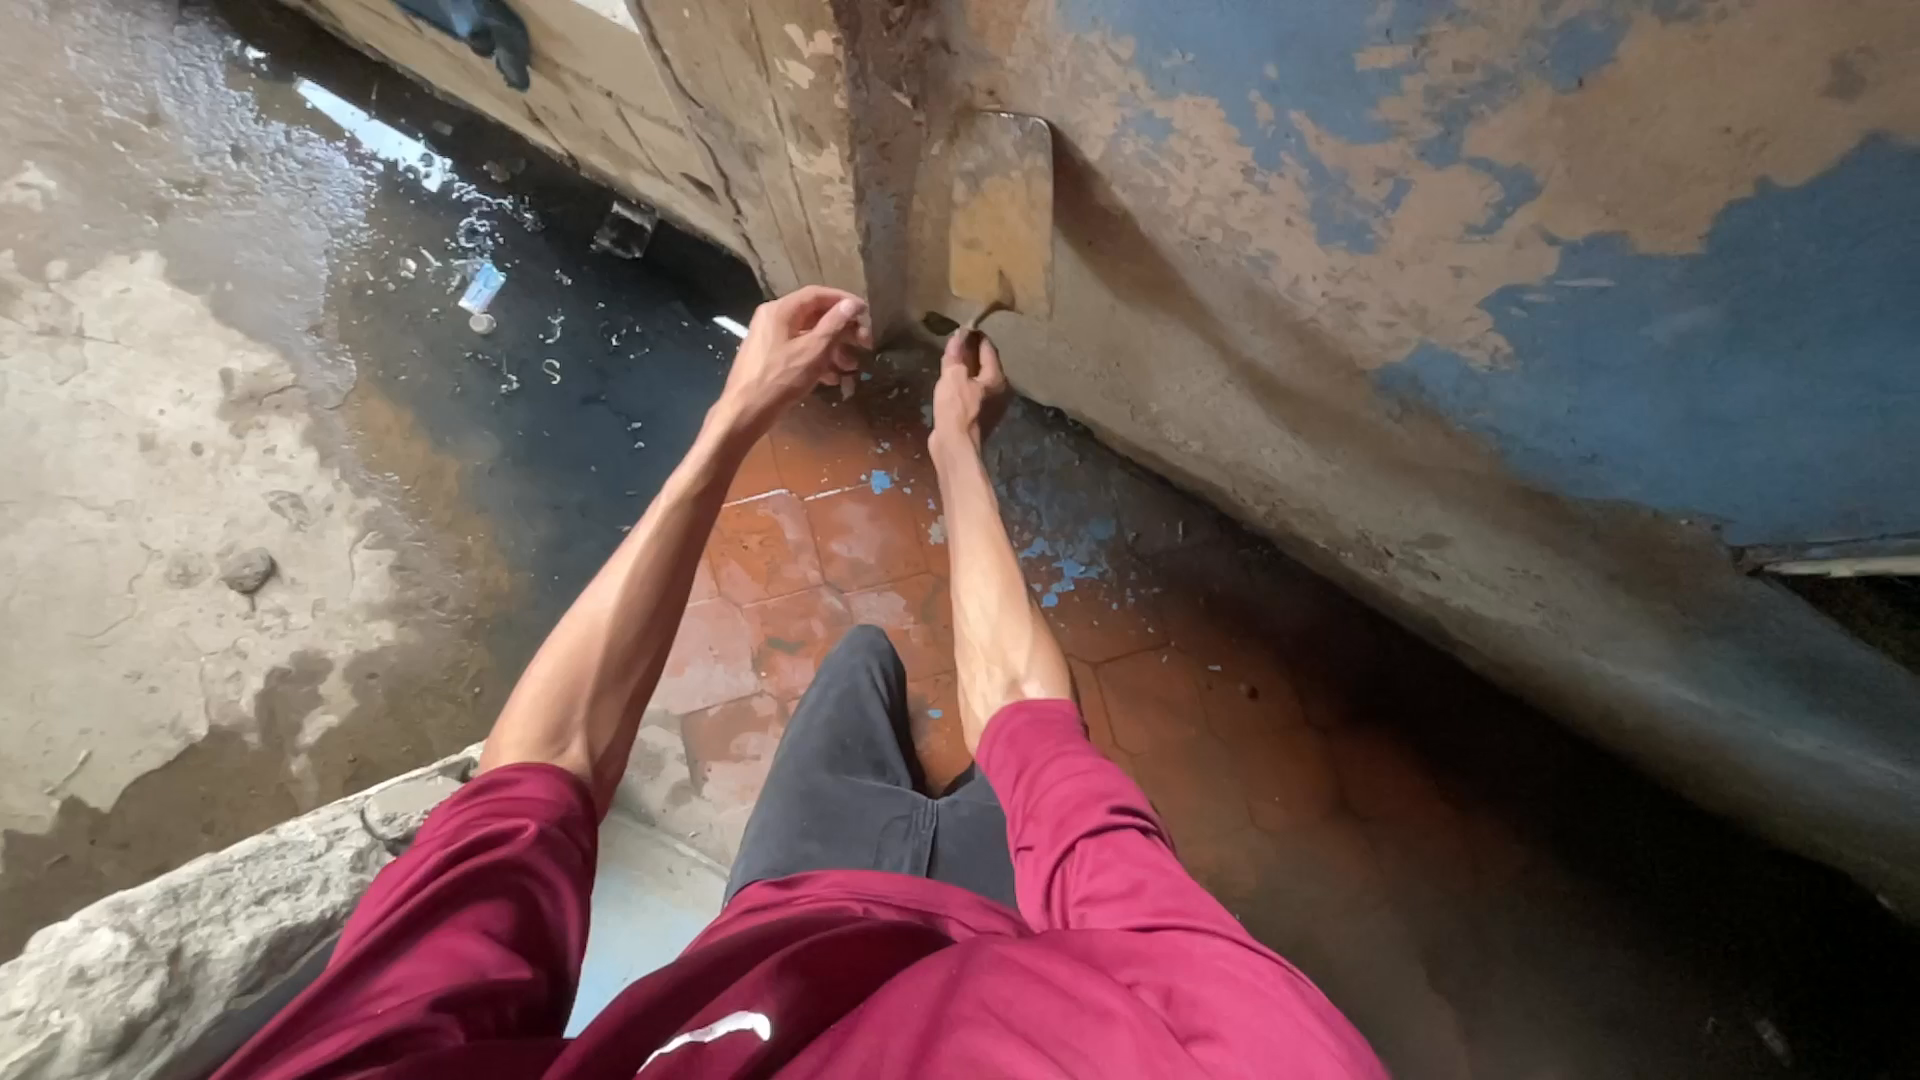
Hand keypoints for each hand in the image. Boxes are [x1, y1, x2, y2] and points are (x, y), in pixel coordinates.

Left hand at [714, 286, 871, 436]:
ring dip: (833, 349)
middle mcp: (774, 319)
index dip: (844, 301)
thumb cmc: (781, 378)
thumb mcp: (814, 350)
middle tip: (865, 344)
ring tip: (851, 366)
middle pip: (814, 316)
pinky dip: (818, 360)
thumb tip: (851, 304)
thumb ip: (834, 325)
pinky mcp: (771, 358)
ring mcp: (771, 339)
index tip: (865, 313)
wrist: (746, 410)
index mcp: (781, 310)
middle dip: (842, 330)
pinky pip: (799, 351)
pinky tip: (833, 378)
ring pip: (809, 336)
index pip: (817, 294)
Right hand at [931, 329, 1009, 451]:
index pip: (989, 349)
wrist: (955, 446)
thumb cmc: (957, 409)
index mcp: (997, 378)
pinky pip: (971, 393)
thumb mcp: (953, 376)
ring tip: (952, 360)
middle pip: (986, 365)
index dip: (976, 336)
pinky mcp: (978, 418)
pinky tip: (951, 382)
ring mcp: (990, 406)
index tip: (965, 327)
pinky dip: (963, 385)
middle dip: (971, 353)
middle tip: (956, 342)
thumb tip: (959, 335)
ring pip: (978, 380)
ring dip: (967, 370)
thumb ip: (956, 355)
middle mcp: (999, 391)